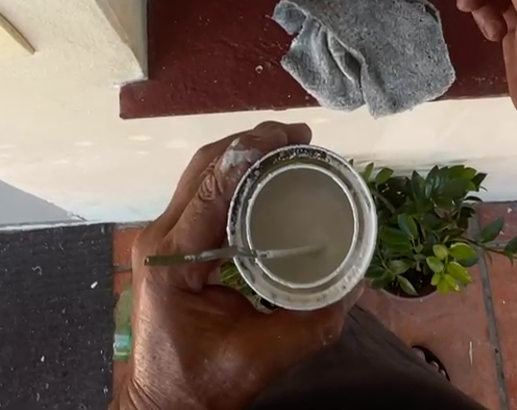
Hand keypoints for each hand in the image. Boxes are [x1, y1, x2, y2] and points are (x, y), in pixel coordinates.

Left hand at [115, 121, 353, 409]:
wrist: (161, 409)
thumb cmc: (200, 387)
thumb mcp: (258, 360)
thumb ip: (308, 324)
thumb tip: (355, 284)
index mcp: (174, 260)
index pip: (211, 189)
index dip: (248, 155)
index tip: (290, 138)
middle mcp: (162, 236)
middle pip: (203, 166)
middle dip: (249, 140)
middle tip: (297, 133)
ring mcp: (162, 235)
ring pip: (199, 171)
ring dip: (240, 149)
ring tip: (286, 141)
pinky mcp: (171, 240)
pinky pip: (199, 189)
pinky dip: (231, 170)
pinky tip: (262, 170)